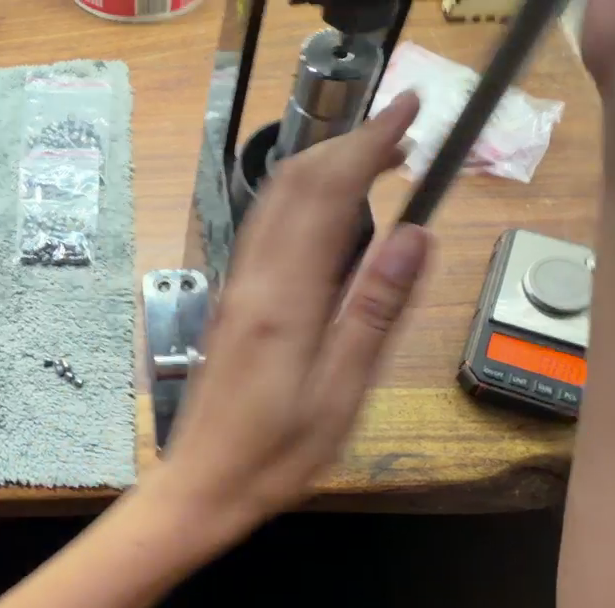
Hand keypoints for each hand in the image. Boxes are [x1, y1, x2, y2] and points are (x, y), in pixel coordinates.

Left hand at [148, 93, 430, 537]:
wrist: (201, 486)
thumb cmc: (273, 457)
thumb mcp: (340, 395)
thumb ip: (374, 313)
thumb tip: (413, 236)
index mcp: (285, 302)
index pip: (327, 193)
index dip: (369, 142)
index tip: (411, 113)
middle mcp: (252, 286)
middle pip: (292, 186)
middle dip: (346, 144)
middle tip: (400, 129)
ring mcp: (234, 296)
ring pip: (271, 206)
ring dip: (319, 169)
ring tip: (370, 159)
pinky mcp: (228, 312)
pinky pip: (261, 237)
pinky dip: (296, 205)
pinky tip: (320, 216)